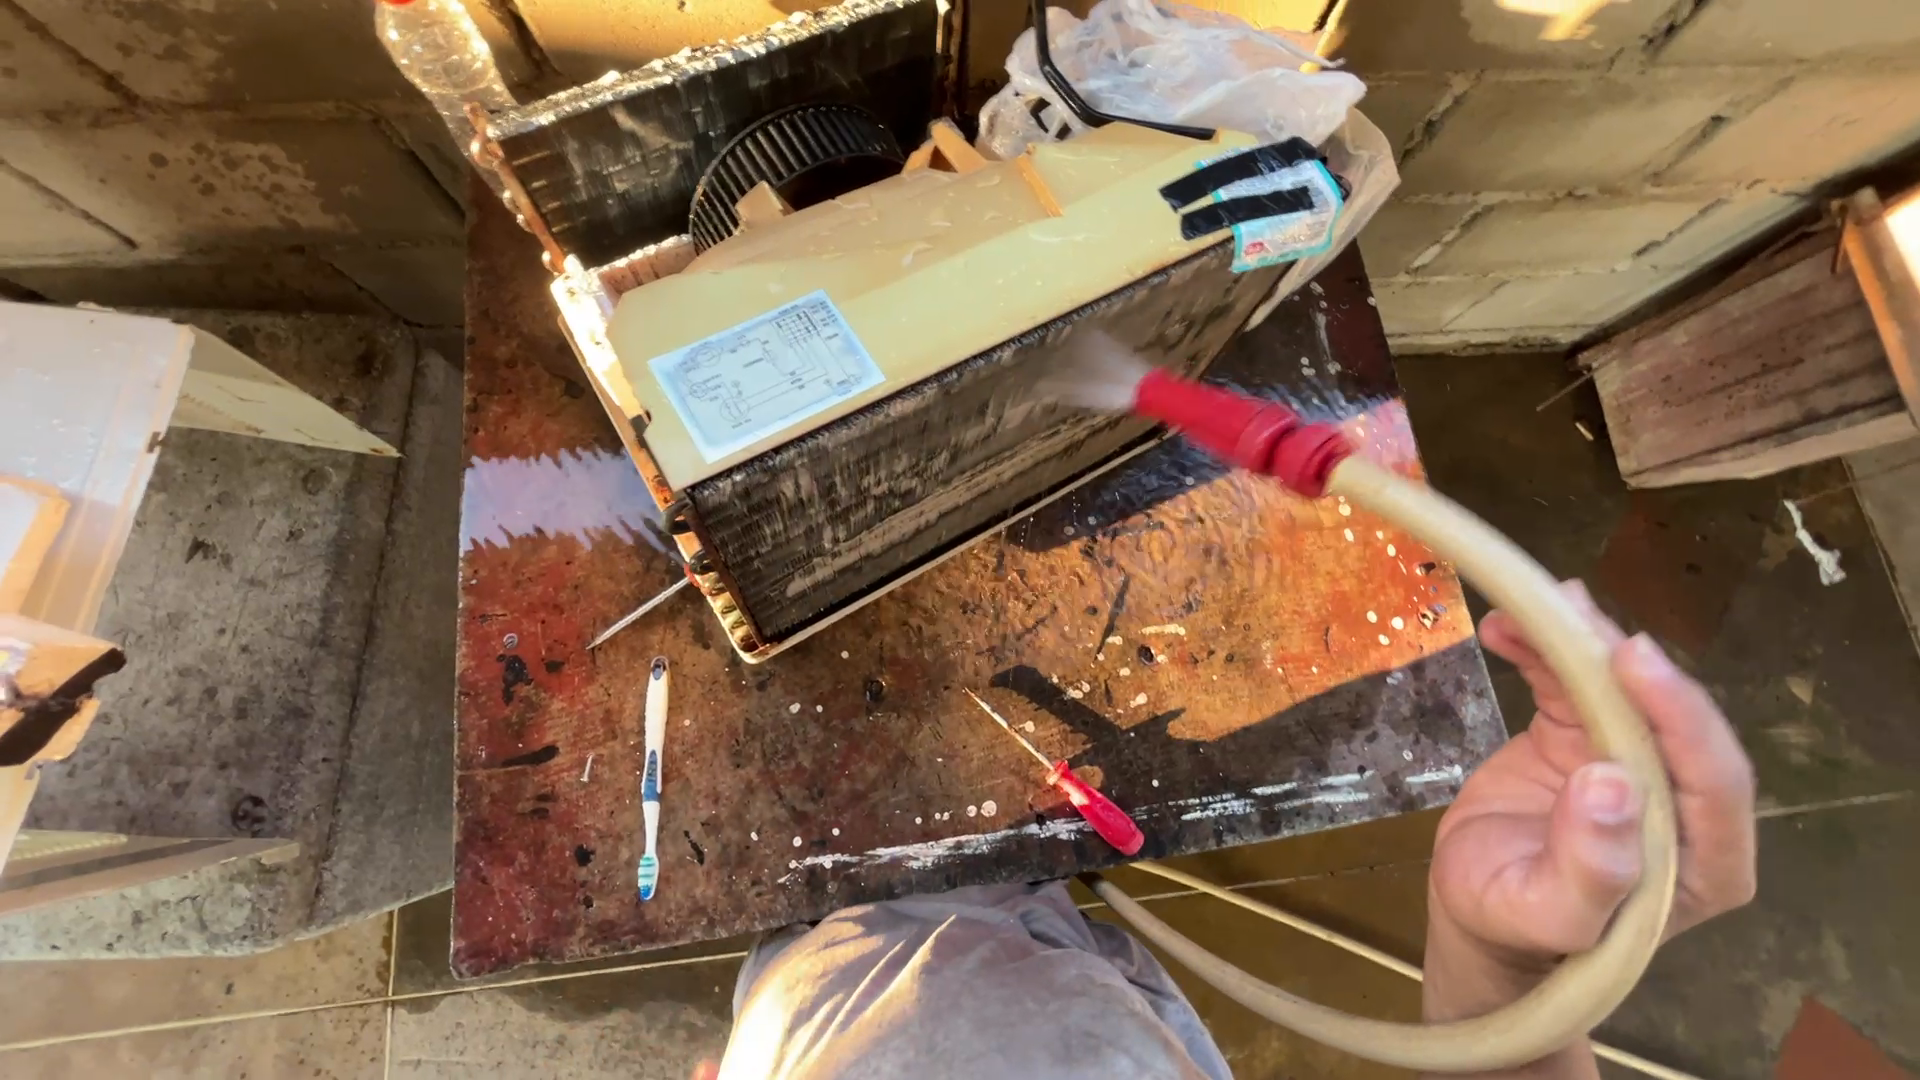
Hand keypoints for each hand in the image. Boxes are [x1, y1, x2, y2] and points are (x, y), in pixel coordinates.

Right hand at [1422, 581, 1755, 1068]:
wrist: (1473, 912)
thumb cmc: (1513, 924)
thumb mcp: (1545, 912)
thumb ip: (1592, 866)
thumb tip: (1612, 783)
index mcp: (1697, 858)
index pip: (1712, 776)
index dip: (1680, 712)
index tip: (1633, 657)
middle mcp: (1674, 804)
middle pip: (1663, 720)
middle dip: (1621, 660)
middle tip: (1573, 607)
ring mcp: (1623, 769)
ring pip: (1613, 694)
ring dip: (1577, 644)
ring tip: (1539, 600)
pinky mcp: (1576, 745)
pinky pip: (1563, 690)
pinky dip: (1536, 655)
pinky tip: (1505, 630)